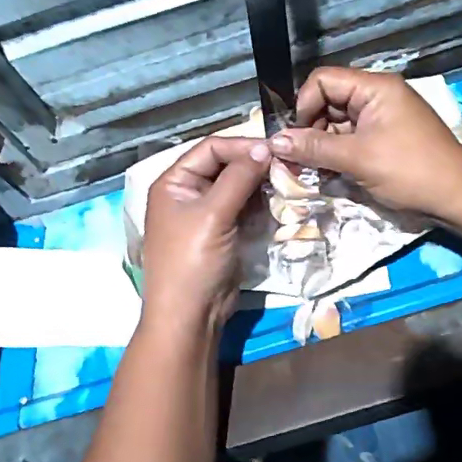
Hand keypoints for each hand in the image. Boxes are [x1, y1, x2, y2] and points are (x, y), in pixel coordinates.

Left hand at [142, 135, 271, 329]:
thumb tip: (265, 147)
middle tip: (288, 167)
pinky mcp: (222, 233)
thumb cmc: (192, 260)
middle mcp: (187, 193)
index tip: (275, 150)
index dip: (242, 145)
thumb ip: (239, 178)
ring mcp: (205, 214)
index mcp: (174, 182)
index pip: (211, 148)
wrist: (189, 315)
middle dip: (255, 166)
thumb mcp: (213, 215)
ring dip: (261, 186)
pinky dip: (260, 206)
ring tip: (288, 184)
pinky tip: (280, 204)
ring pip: (238, 188)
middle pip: (225, 166)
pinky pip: (244, 210)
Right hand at [269, 67, 461, 218]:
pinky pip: (349, 140)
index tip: (298, 137)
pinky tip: (329, 175)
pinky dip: (336, 155)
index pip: (323, 81)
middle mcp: (376, 97)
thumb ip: (314, 148)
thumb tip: (274, 142)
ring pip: (335, 124)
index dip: (304, 105)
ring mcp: (381, 119)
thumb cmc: (410, 170)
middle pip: (327, 102)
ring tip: (313, 171)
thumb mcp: (357, 158)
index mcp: (374, 88)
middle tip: (299, 159)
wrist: (457, 198)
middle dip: (309, 129)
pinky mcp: (383, 140)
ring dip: (320, 146)